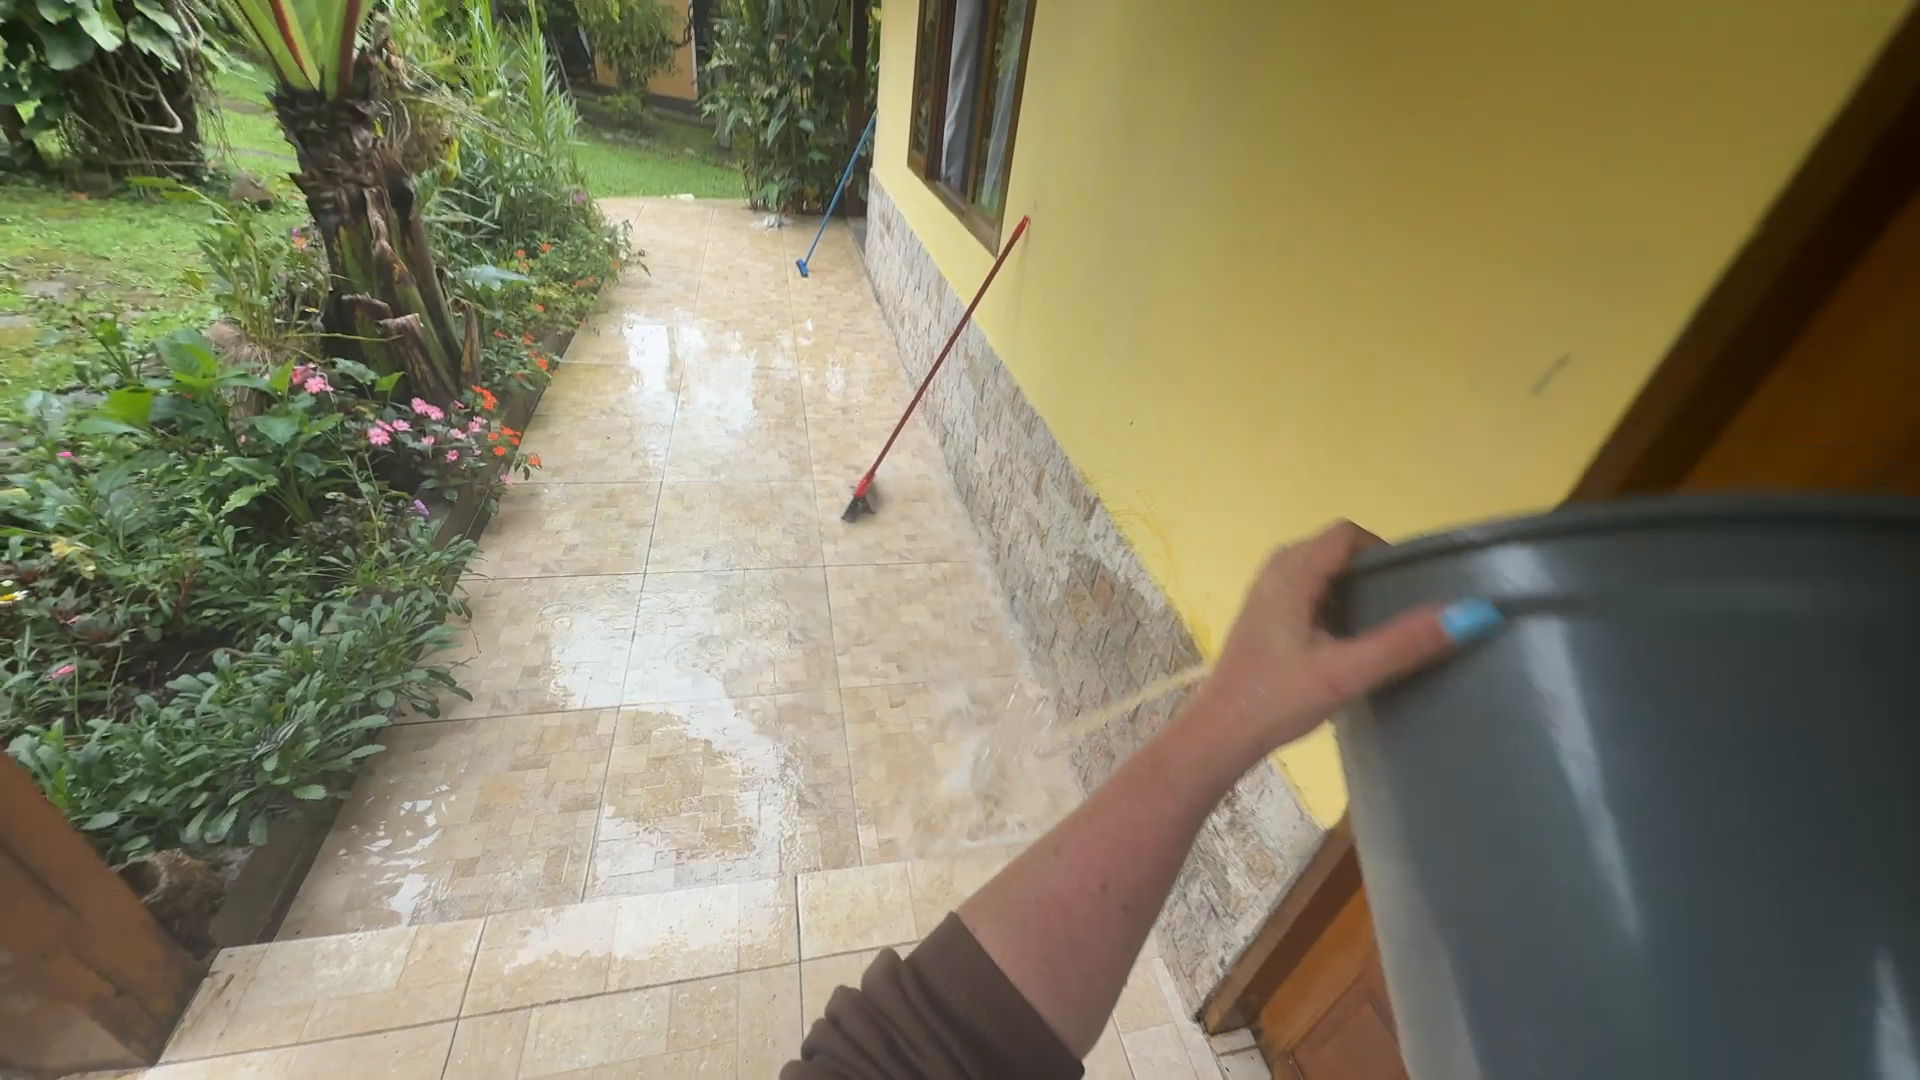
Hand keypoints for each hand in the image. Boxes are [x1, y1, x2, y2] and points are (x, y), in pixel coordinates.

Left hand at [1191, 520, 1498, 757]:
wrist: (1221, 731)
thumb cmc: (1278, 699)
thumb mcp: (1347, 673)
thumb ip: (1405, 643)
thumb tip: (1474, 612)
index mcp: (1289, 576)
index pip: (1343, 534)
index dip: (1381, 548)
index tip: (1412, 581)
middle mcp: (1271, 576)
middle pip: (1329, 549)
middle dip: (1367, 567)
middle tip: (1400, 603)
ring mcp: (1262, 597)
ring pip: (1314, 570)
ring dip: (1347, 586)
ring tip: (1379, 620)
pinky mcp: (1261, 619)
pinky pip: (1301, 591)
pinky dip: (1328, 600)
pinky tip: (1345, 638)